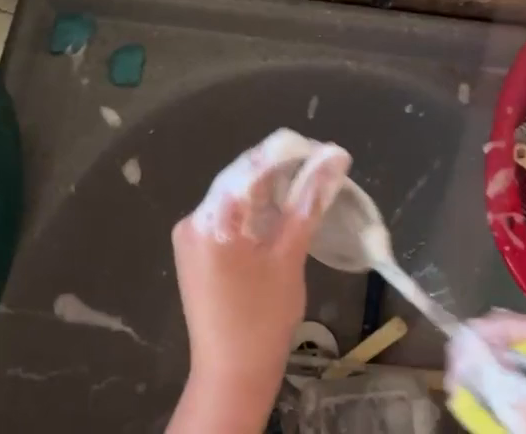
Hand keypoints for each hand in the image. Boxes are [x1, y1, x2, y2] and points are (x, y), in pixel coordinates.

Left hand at [167, 130, 350, 433]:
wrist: (232, 375)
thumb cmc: (263, 318)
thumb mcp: (290, 256)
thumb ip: (309, 202)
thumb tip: (334, 157)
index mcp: (210, 219)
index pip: (251, 167)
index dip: (288, 152)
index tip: (325, 149)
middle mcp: (192, 219)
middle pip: (241, 179)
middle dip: (281, 169)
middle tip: (321, 164)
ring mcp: (191, 236)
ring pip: (235, 196)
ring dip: (269, 189)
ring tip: (307, 182)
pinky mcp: (197, 251)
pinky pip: (228, 216)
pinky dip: (255, 210)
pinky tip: (280, 210)